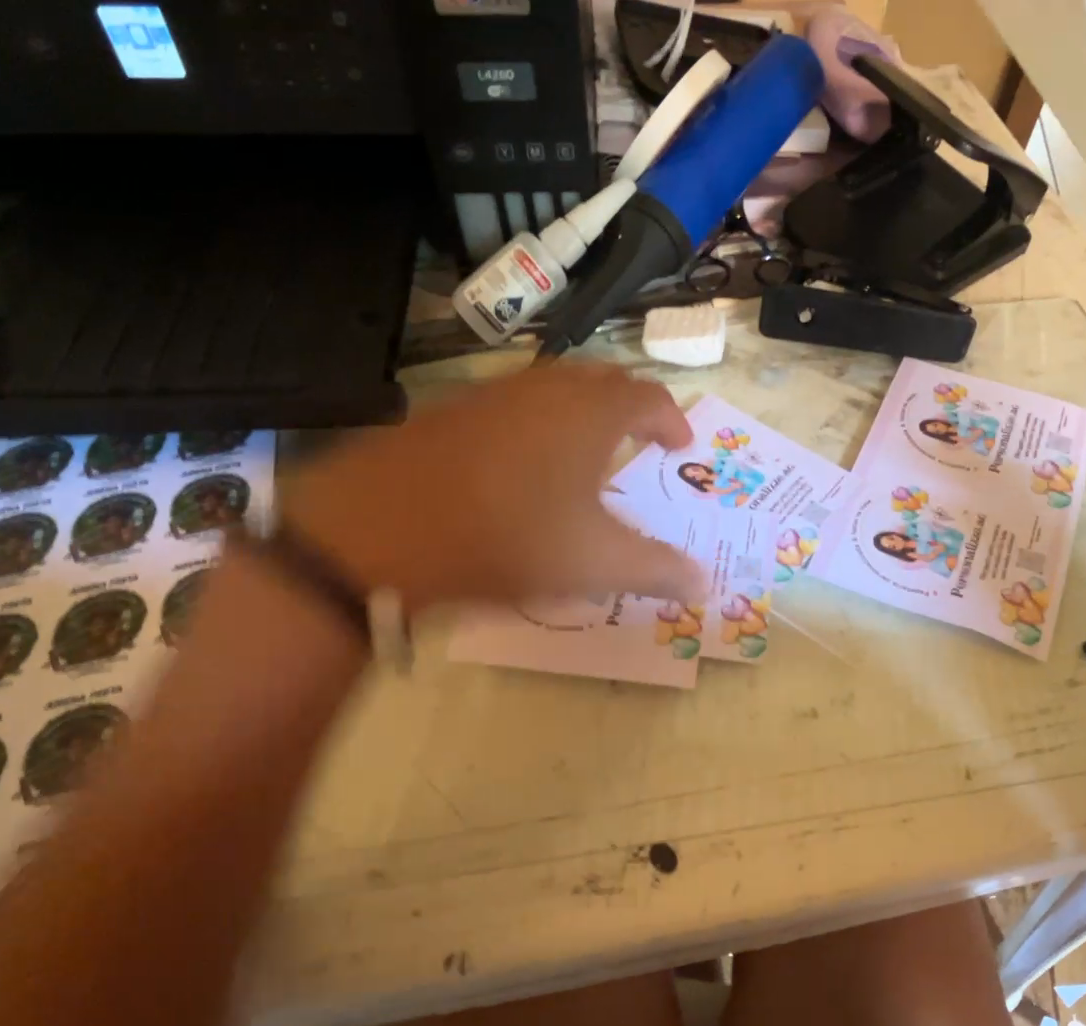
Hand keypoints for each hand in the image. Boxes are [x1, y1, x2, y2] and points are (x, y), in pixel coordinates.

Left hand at [282, 364, 703, 609]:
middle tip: (640, 438)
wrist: (380, 528)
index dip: (671, 420)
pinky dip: (536, 426)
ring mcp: (492, 397)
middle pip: (600, 381)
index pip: (647, 398)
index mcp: (589, 413)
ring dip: (580, 413)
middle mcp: (544, 390)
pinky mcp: (450, 414)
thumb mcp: (593, 563)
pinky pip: (511, 408)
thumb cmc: (508, 538)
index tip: (680, 446)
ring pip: (552, 390)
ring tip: (586, 452)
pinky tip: (522, 467)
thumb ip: (655, 569)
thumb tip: (705, 584)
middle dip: (628, 406)